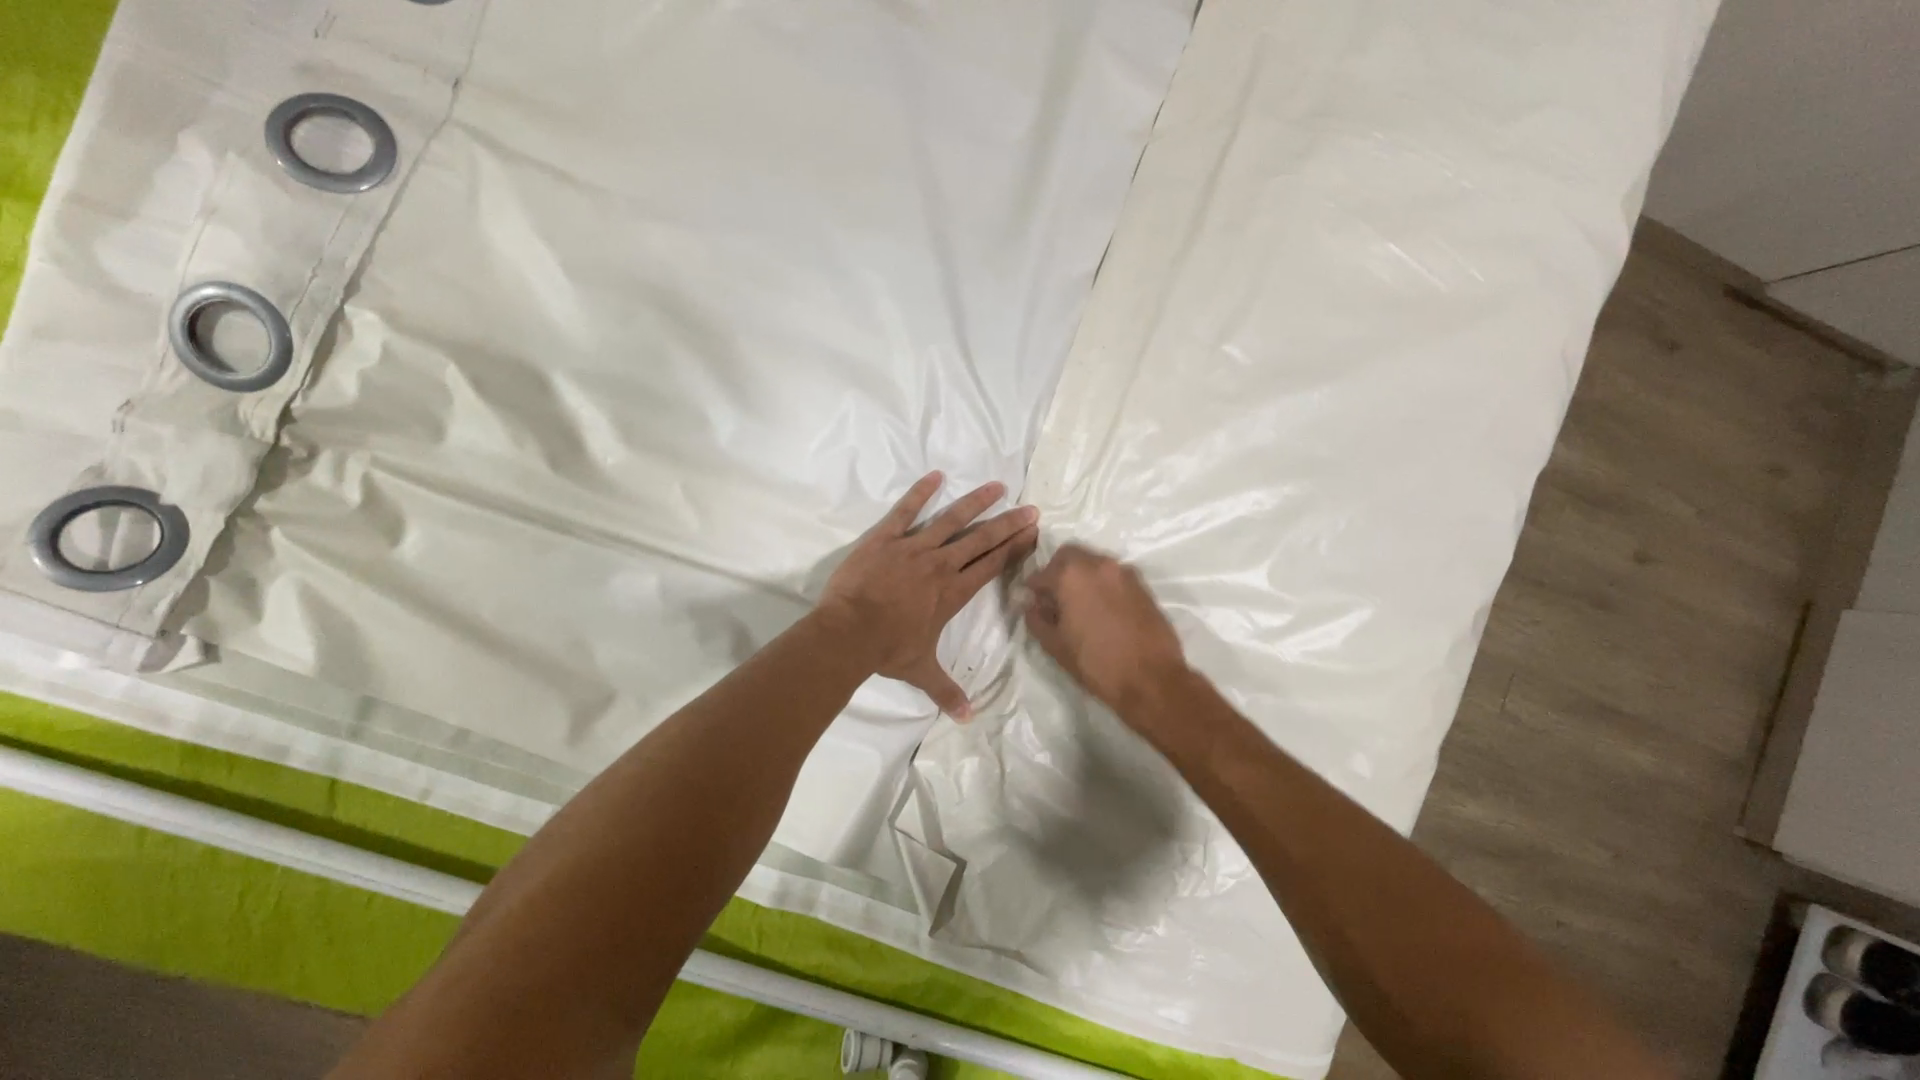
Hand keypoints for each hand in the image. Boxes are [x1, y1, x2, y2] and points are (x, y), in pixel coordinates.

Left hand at [817, 471, 1038, 717]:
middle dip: (1008, 524)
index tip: (1031, 533)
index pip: (990, 566)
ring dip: (976, 503)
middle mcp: (940, 566)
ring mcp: (913, 548)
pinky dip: (921, 492)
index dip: (1013, 548)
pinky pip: (906, 511)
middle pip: (981, 540)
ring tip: (997, 486)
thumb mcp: (921, 671)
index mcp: (952, 593)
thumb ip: (946, 692)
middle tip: (1031, 509)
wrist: (849, 632)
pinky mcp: (885, 538)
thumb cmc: (887, 651)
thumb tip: (968, 719)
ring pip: (951, 520)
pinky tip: (936, 475)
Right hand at [1024, 544, 1189, 714]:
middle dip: (1057, 572)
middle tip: (1054, 598)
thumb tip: (1032, 605)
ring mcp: (1125, 573)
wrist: (1151, 678)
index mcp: (1071, 575)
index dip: (1033, 588)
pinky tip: (1103, 610)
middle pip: (1070, 556)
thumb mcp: (1055, 645)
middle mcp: (1098, 564)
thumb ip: (1037, 619)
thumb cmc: (1096, 663)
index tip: (1031, 601)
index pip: (1042, 573)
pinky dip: (1103, 585)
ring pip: (1094, 563)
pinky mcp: (1143, 586)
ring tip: (1080, 605)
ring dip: (1082, 576)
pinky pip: (1115, 576)